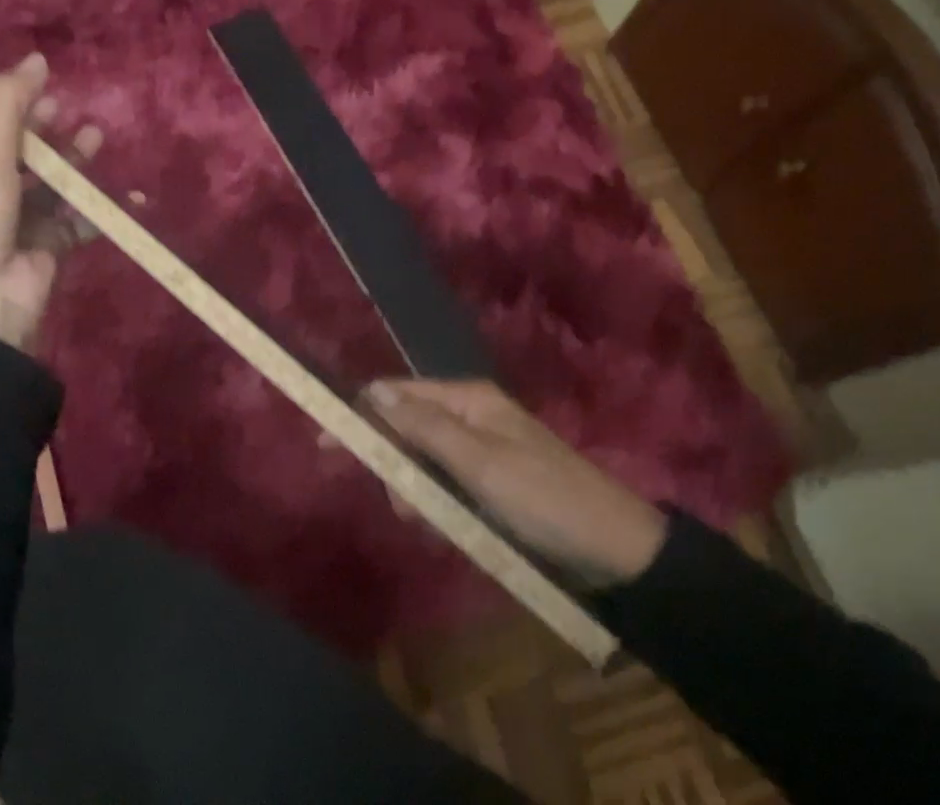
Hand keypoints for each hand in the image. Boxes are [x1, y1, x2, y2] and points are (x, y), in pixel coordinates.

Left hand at [0, 54, 99, 352]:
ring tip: (95, 135)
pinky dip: (104, 208)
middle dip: (33, 118)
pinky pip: (80, 219)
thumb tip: (36, 60)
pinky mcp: (48, 243)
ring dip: (72, 156)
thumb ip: (8, 102)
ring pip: (49, 177)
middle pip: (11, 140)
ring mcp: (17, 215)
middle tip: (58, 99)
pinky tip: (130, 196)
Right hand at [363, 379, 666, 587]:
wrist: (614, 549)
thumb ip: (422, 426)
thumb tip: (371, 390)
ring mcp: (481, 454)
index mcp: (468, 401)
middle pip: (405, 431)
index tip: (326, 446)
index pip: (395, 395)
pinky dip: (440, 511)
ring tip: (435, 529)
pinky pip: (445, 491)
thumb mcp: (478, 461)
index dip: (359, 415)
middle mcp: (470, 419)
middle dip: (395, 469)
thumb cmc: (543, 497)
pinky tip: (450, 534)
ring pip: (422, 467)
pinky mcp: (490, 487)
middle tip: (404, 510)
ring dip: (418, 497)